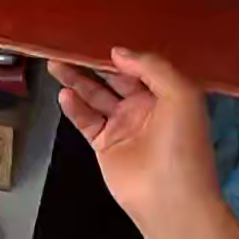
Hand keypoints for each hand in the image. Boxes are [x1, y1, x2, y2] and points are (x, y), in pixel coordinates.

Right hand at [48, 48, 219, 229]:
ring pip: (94, 97)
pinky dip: (74, 107)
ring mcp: (121, 126)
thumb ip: (152, 67)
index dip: (120, 55)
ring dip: (76, 81)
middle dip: (91, 65)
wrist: (170, 197)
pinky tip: (64, 95)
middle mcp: (143, 108)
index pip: (139, 68)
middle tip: (67, 48)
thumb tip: (118, 52)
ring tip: (55, 65)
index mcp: (166, 95)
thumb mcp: (182, 95)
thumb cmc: (182, 144)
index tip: (98, 40)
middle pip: (112, 80)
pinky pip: (85, 120)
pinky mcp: (103, 145)